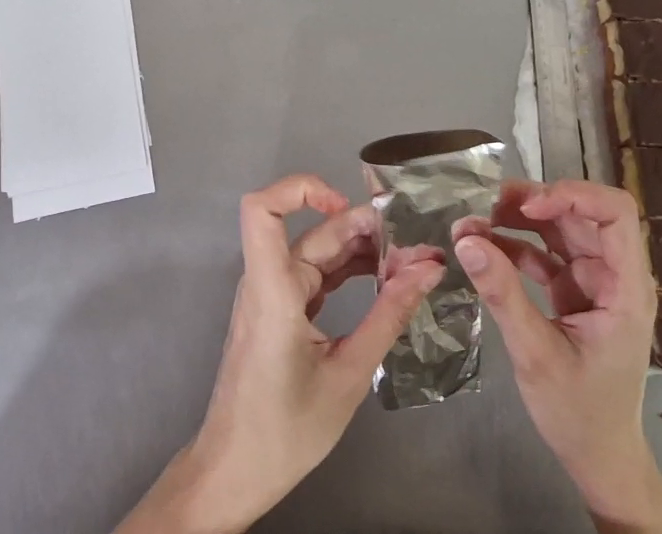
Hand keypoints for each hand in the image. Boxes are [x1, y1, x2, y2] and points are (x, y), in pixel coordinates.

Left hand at [117, 174, 444, 533]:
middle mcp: (268, 283)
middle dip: (368, 231)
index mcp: (274, 291)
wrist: (234, 472)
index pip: (261, 210)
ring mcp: (272, 296)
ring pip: (319, 251)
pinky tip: (387, 284)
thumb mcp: (349, 373)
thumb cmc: (284, 430)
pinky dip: (351, 273)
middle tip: (418, 251)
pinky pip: (317, 276)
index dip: (301, 190)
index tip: (350, 206)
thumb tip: (428, 267)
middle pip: (315, 232)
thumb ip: (389, 315)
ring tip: (411, 267)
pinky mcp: (280, 312)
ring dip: (364, 251)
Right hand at [453, 180, 661, 533]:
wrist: (597, 456)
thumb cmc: (578, 412)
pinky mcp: (575, 293)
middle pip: (582, 215)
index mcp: (626, 287)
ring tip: (473, 223)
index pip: (615, 214)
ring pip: (561, 230)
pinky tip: (483, 248)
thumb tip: (467, 241)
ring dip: (519, 222)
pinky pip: (547, 256)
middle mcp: (615, 275)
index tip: (528, 206)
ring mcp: (595, 283)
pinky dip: (516, 248)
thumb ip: (503, 295)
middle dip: (533, 204)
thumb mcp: (535, 354)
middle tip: (484, 208)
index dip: (574, 196)